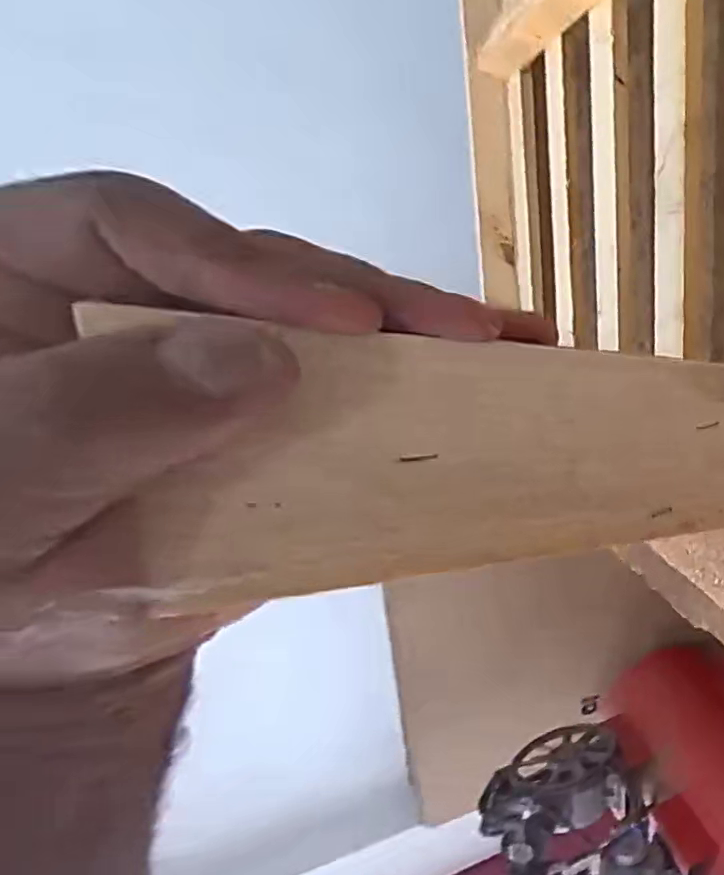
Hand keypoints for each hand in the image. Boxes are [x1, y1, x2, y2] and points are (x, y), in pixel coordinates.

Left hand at [0, 171, 555, 685]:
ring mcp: (243, 361)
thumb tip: (257, 354)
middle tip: (469, 330)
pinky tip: (512, 364)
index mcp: (28, 291)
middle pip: (274, 269)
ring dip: (437, 329)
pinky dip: (450, 375)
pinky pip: (381, 381)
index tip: (342, 321)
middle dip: (382, 299)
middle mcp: (147, 308)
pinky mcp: (311, 411)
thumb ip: (91, 417)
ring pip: (344, 320)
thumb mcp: (2, 492)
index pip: (127, 228)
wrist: (58, 646)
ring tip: (520, 341)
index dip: (243, 262)